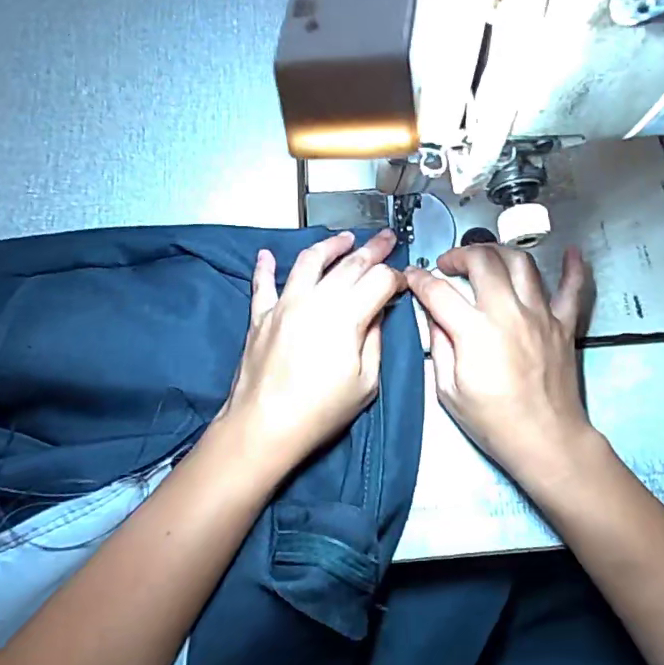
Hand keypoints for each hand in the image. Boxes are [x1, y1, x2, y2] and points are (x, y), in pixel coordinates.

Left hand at [220, 229, 405, 471]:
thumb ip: (374, 342)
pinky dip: (265, 267)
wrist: (264, 426)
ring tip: (344, 238)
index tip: (403, 280)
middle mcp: (315, 301)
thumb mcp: (365, 383)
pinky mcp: (261, 316)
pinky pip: (263, 284)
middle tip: (386, 239)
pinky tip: (266, 255)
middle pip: (350, 264)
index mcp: (346, 317)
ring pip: (309, 262)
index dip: (395, 277)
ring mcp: (284, 305)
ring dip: (329, 246)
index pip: (379, 281)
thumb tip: (376, 315)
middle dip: (373, 249)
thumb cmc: (318, 412)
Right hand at [403, 244, 596, 481]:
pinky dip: (572, 268)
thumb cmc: (493, 422)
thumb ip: (440, 347)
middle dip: (460, 254)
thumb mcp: (449, 391)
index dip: (419, 279)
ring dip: (499, 252)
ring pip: (521, 263)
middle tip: (449, 264)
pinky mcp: (564, 324)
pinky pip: (572, 288)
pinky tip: (571, 253)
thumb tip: (434, 317)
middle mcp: (508, 313)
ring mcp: (540, 315)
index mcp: (475, 332)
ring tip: (486, 259)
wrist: (545, 440)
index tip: (411, 275)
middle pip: (483, 260)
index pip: (439, 291)